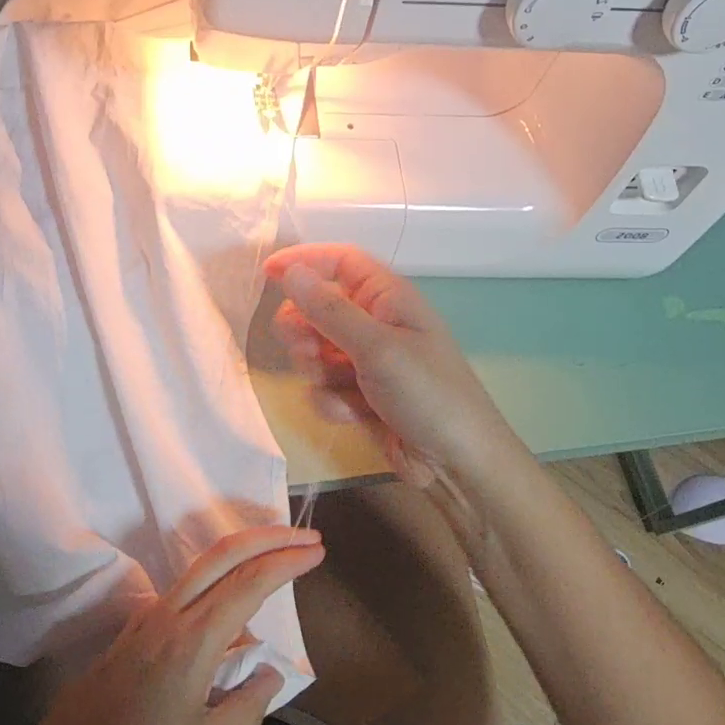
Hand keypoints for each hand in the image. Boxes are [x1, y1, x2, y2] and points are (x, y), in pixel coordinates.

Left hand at [0, 526, 324, 724]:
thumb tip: (268, 672)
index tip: (318, 551)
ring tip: (280, 553)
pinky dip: (222, 571)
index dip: (287, 562)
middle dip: (269, 536)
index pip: (249, 583)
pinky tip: (237, 595)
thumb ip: (248, 705)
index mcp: (192, 640)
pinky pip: (189, 584)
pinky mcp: (139, 624)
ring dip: (245, 549)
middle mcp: (171, 613)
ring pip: (203, 563)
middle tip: (308, 535)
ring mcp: (151, 614)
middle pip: (224, 553)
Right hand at [264, 244, 520, 489]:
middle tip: (305, 349)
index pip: (339, 261)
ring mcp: (367, 362)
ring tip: (340, 387)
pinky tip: (355, 415)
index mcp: (388, 298)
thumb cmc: (428, 394)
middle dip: (304, 329)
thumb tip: (291, 272)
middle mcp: (376, 324)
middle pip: (318, 308)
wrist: (457, 464)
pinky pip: (324, 387)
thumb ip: (329, 310)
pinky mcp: (359, 396)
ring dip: (318, 370)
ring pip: (315, 351)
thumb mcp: (378, 348)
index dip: (304, 261)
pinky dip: (332, 401)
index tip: (267, 275)